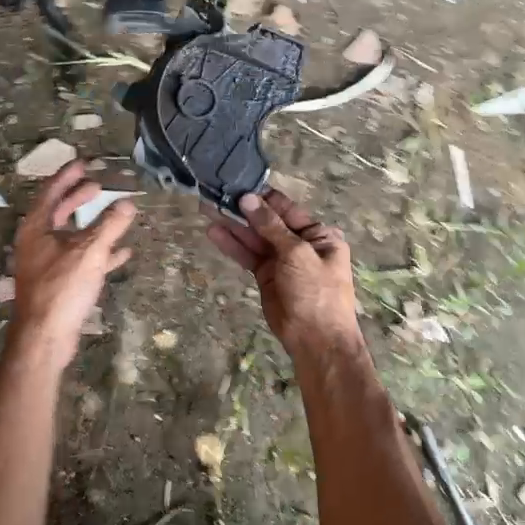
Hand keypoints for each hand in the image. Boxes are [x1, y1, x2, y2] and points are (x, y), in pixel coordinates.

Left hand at [8, 160, 137, 369]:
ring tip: (112, 213)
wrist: (44, 338)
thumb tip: (128, 203)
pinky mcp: (57, 283)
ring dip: (91, 224)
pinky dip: (98, 252)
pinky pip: (79, 259)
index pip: (50, 191)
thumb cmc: (61, 288)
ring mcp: (45, 263)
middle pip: (58, 211)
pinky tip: (121, 252)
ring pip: (70, 236)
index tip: (83, 163)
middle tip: (97, 185)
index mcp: (36, 227)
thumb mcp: (89, 252)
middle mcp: (36, 241)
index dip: (67, 176)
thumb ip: (109, 226)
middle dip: (78, 197)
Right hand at [206, 190, 359, 358]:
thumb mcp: (297, 253)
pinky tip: (213, 232)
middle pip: (266, 221)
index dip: (262, 197)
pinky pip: (247, 255)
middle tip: (214, 193)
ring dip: (232, 224)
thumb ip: (271, 225)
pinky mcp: (265, 275)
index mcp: (318, 235)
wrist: (316, 340)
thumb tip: (248, 198)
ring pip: (253, 237)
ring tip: (206, 208)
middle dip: (241, 209)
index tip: (237, 183)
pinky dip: (231, 244)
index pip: (285, 209)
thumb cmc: (316, 292)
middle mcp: (299, 244)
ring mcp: (281, 260)